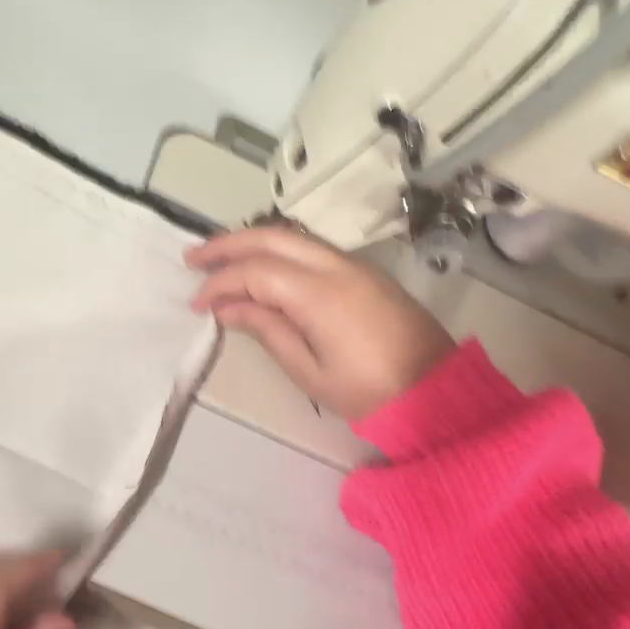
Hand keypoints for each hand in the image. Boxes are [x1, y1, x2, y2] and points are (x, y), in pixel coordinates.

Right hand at [188, 227, 455, 421]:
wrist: (436, 390)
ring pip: (293, 237)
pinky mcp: (364, 273)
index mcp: (320, 294)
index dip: (220, 283)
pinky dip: (277, 252)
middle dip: (228, 244)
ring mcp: (354, 265)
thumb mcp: (309, 371)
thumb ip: (267, 330)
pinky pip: (311, 250)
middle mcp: (337, 267)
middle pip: (272, 237)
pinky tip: (259, 268)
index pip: (255, 272)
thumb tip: (229, 308)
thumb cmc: (368, 391)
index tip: (196, 304)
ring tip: (218, 258)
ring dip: (252, 242)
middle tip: (193, 257)